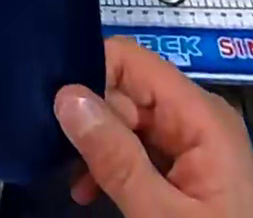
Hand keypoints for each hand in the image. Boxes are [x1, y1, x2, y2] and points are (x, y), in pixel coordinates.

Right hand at [55, 35, 252, 216]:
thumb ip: (115, 157)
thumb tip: (66, 95)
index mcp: (199, 114)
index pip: (131, 60)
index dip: (90, 73)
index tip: (53, 106)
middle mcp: (196, 117)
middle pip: (127, 89)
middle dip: (91, 116)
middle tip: (55, 151)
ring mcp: (193, 146)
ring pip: (129, 121)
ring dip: (98, 145)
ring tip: (72, 180)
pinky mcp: (188, 174)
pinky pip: (140, 150)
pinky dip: (114, 165)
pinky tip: (89, 191)